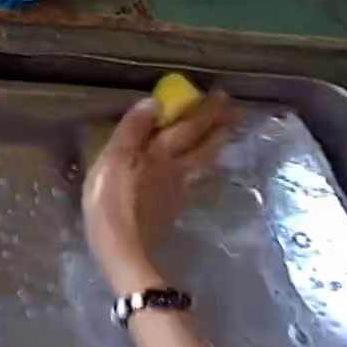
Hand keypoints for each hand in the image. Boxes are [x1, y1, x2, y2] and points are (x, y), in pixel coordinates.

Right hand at [83, 91, 234, 294]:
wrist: (123, 249)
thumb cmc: (112, 198)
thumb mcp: (114, 157)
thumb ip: (133, 129)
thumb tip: (154, 102)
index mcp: (160, 153)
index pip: (187, 127)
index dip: (204, 111)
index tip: (223, 96)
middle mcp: (175, 169)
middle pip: (201, 145)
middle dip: (217, 126)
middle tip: (235, 112)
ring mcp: (176, 190)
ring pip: (203, 162)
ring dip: (215, 146)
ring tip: (226, 135)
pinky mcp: (171, 208)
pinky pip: (195, 179)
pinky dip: (204, 167)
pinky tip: (203, 170)